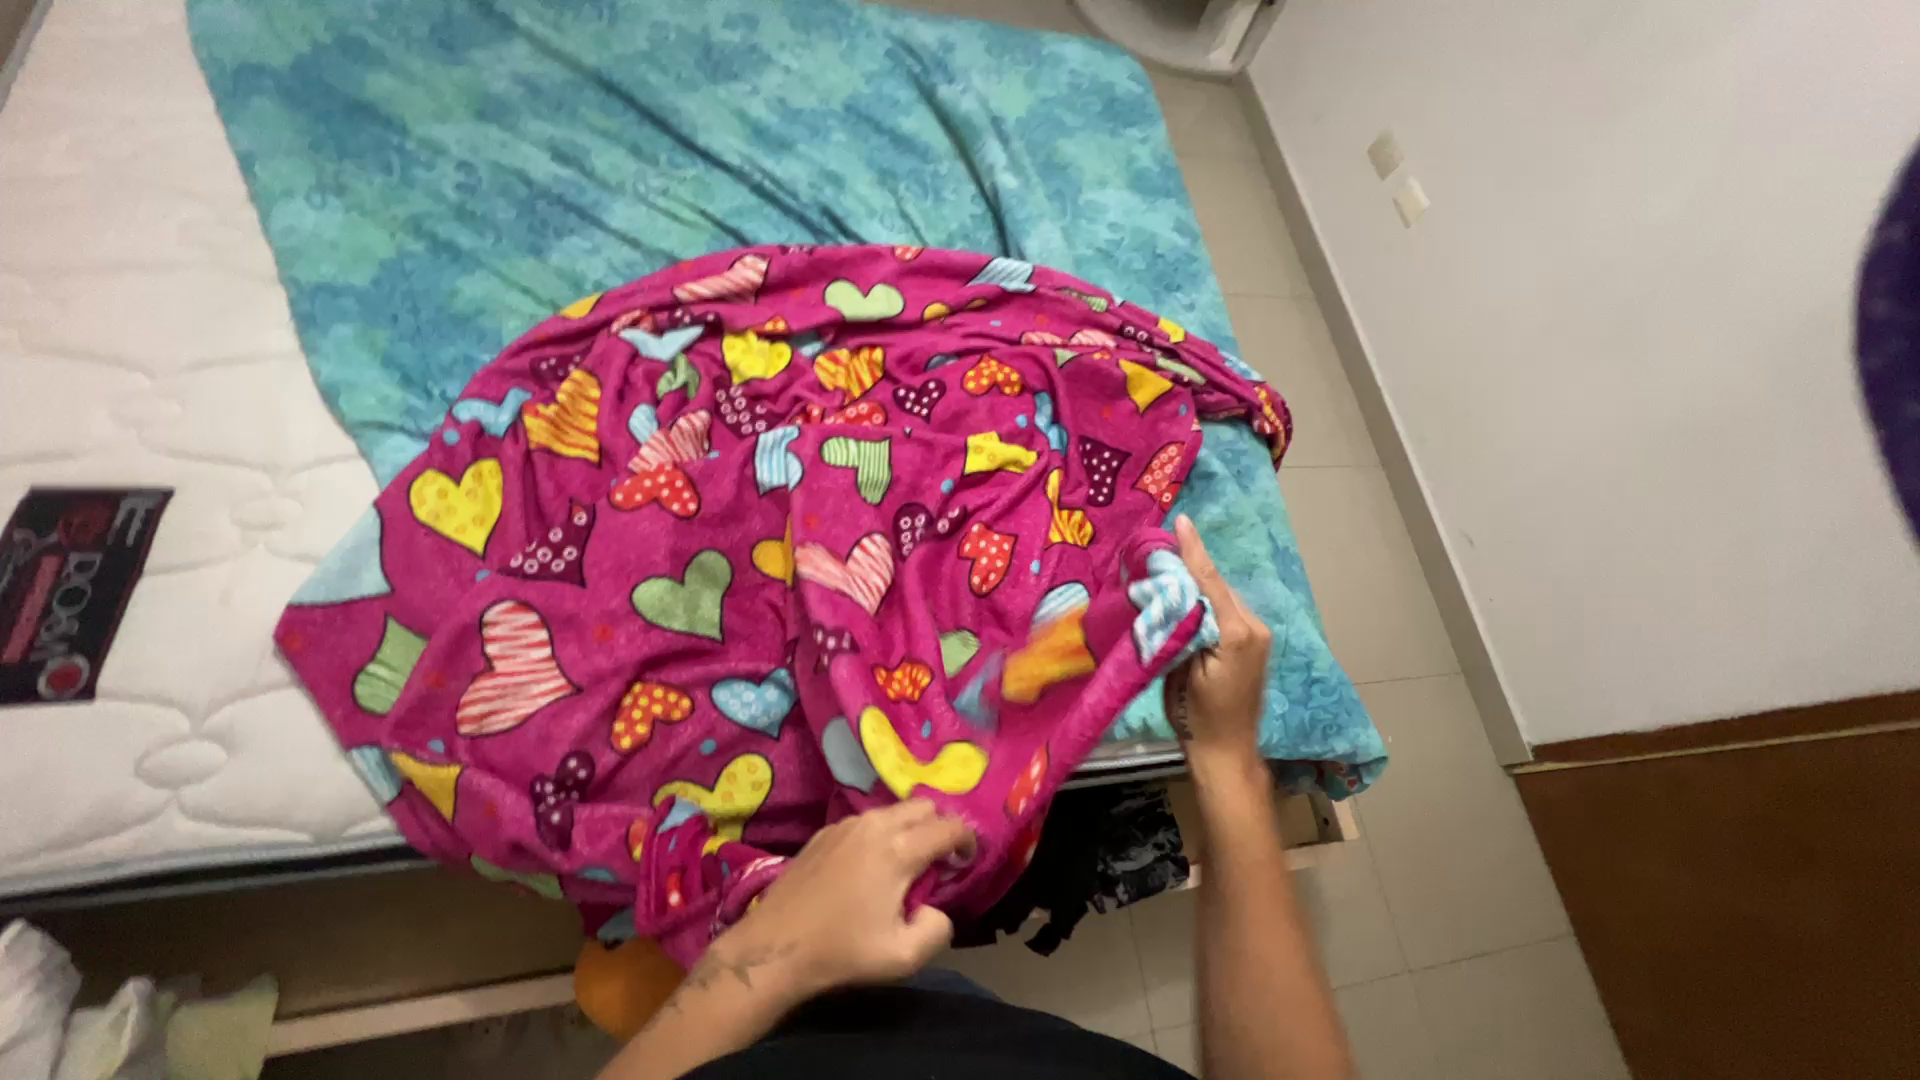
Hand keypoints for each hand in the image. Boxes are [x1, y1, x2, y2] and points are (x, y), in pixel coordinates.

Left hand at [702, 799, 974, 1003]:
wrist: (774, 946)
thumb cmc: (841, 951)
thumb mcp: (903, 957)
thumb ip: (937, 928)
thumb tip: (936, 908)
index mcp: (899, 850)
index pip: (950, 827)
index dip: (967, 841)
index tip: (965, 863)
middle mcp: (875, 825)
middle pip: (923, 806)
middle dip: (939, 827)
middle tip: (937, 861)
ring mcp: (846, 824)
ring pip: (893, 810)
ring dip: (908, 828)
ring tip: (903, 864)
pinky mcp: (824, 831)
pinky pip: (866, 821)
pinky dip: (880, 833)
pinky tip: (868, 866)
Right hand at [1164, 514, 1271, 767]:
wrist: (1225, 750)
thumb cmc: (1197, 715)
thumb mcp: (1181, 669)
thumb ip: (1181, 627)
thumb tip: (1170, 594)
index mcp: (1237, 632)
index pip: (1210, 582)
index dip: (1193, 552)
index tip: (1182, 522)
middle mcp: (1254, 627)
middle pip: (1217, 585)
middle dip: (1192, 565)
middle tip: (1162, 545)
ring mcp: (1257, 635)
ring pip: (1222, 595)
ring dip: (1199, 582)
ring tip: (1170, 565)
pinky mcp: (1252, 643)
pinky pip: (1226, 610)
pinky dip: (1207, 598)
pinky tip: (1188, 593)